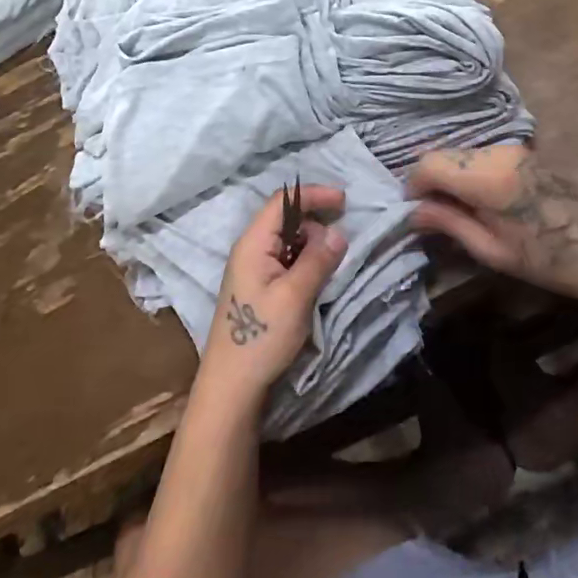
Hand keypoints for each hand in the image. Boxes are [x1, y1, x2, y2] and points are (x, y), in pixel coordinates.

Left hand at [197, 185, 348, 407]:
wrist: (233, 382)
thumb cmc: (261, 335)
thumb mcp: (295, 296)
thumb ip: (317, 260)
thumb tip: (338, 232)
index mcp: (253, 243)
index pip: (282, 202)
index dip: (312, 195)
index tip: (344, 201)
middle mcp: (250, 249)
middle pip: (284, 218)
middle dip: (315, 218)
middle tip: (344, 233)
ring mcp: (253, 268)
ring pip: (286, 239)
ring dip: (311, 241)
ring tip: (335, 256)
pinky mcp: (259, 286)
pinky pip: (285, 259)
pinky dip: (304, 258)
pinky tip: (320, 272)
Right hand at [407, 144, 577, 306]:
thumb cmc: (545, 258)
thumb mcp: (489, 250)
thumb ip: (447, 223)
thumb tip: (411, 213)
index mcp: (485, 178)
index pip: (426, 165)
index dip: (412, 187)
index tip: (413, 211)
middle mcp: (495, 153)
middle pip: (439, 155)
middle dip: (427, 180)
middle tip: (429, 212)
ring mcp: (509, 150)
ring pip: (457, 153)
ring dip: (446, 175)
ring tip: (453, 208)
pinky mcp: (520, 153)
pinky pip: (476, 155)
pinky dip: (464, 172)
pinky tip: (475, 199)